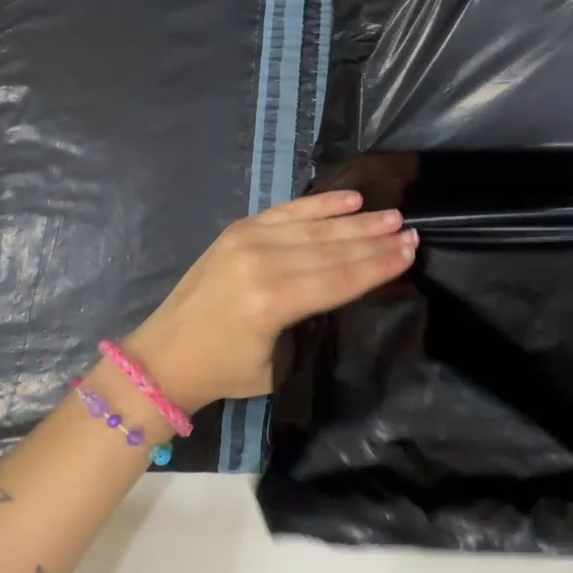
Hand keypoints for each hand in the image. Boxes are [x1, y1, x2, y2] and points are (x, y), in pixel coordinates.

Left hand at [120, 191, 415, 413]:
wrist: (162, 357)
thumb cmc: (223, 372)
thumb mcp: (277, 365)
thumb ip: (312, 326)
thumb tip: (350, 293)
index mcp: (273, 303)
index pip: (340, 279)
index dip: (379, 266)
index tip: (411, 253)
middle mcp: (263, 264)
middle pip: (334, 249)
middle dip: (376, 241)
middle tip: (410, 233)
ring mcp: (249, 240)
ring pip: (316, 228)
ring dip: (358, 222)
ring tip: (392, 216)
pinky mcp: (239, 229)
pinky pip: (289, 212)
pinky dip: (323, 205)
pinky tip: (352, 200)